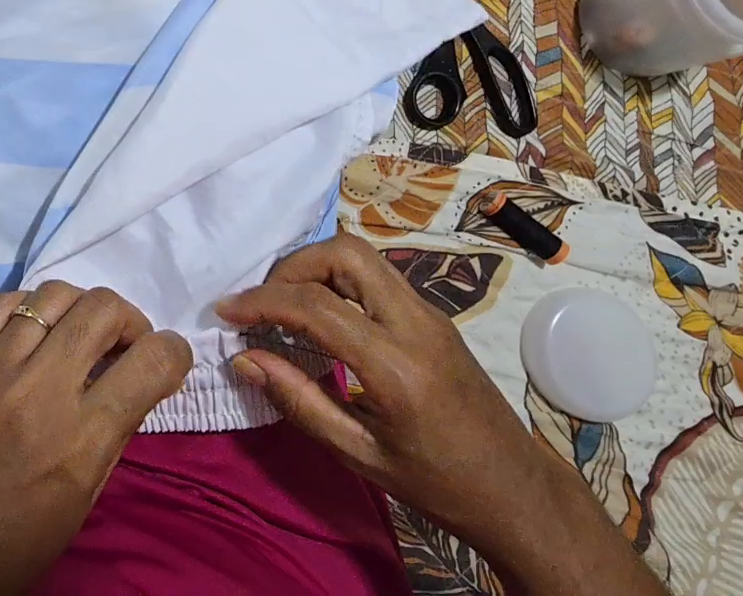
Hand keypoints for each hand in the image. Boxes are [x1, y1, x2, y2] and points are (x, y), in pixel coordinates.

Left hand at [0, 282, 190, 595]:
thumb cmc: (18, 539)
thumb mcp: (85, 495)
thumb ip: (116, 427)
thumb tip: (140, 375)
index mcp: (82, 436)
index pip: (151, 361)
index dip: (173, 352)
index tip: (167, 359)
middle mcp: (41, 390)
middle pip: (103, 309)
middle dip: (130, 319)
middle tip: (124, 344)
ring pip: (55, 294)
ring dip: (82, 308)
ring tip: (79, 332)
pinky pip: (4, 302)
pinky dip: (30, 307)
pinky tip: (35, 328)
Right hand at [215, 235, 666, 595]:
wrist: (516, 489)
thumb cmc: (438, 483)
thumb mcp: (360, 455)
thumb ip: (299, 402)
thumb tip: (244, 359)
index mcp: (395, 366)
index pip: (316, 306)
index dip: (262, 301)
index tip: (226, 312)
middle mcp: (414, 323)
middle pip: (345, 253)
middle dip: (292, 266)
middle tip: (263, 303)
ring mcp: (429, 313)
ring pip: (363, 255)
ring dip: (316, 266)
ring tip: (285, 305)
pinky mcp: (433, 315)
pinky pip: (376, 276)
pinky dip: (338, 279)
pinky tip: (321, 314)